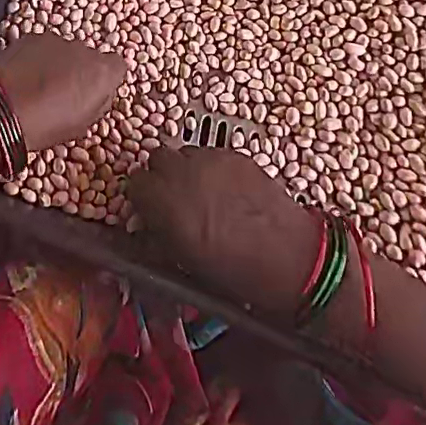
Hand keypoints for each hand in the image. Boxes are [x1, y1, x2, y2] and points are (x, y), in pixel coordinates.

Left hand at [0, 33, 124, 149]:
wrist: (1, 109)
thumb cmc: (43, 123)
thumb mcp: (82, 125)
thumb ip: (99, 102)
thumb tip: (100, 93)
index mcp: (102, 73)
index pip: (117, 66)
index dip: (107, 78)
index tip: (96, 89)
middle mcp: (83, 50)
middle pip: (89, 57)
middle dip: (80, 70)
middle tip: (64, 92)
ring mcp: (56, 40)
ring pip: (64, 50)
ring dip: (57, 63)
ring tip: (40, 87)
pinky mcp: (32, 37)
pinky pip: (42, 46)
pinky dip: (37, 57)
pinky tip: (26, 76)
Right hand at [128, 147, 319, 316]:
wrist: (291, 259)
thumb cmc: (235, 271)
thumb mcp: (184, 263)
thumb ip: (156, 237)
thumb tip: (144, 229)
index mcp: (163, 200)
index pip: (134, 182)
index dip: (142, 197)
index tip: (150, 209)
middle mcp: (182, 172)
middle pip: (157, 158)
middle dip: (162, 176)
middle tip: (175, 199)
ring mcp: (210, 159)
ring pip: (185, 154)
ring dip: (188, 171)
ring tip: (204, 196)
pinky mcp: (234, 155)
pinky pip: (212, 156)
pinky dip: (213, 170)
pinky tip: (227, 193)